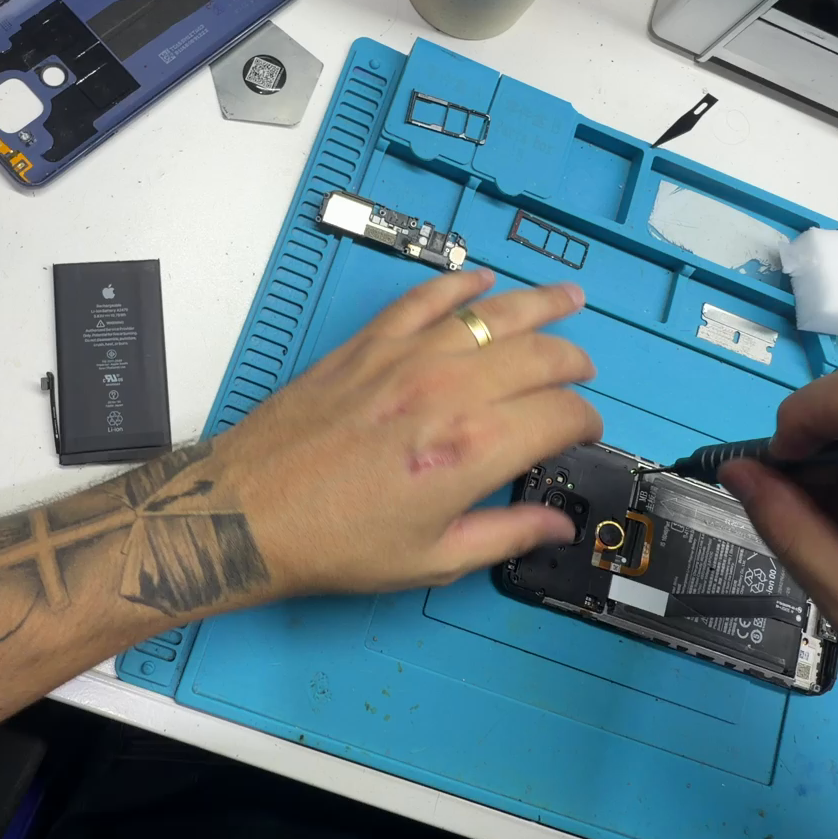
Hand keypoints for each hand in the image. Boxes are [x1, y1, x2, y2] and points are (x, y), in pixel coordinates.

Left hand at [213, 269, 599, 599]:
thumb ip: (506, 534)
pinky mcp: (368, 344)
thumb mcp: (433, 558)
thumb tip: (556, 525)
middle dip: (574, 360)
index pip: (562, 414)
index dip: (585, 422)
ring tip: (568, 299)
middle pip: (540, 353)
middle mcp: (448, 390)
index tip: (581, 432)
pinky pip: (425, 298)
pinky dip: (458, 285)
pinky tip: (480, 281)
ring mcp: (406, 357)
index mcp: (474, 447)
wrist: (252, 511)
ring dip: (539, 304)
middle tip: (581, 371)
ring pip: (493, 313)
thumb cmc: (336, 542)